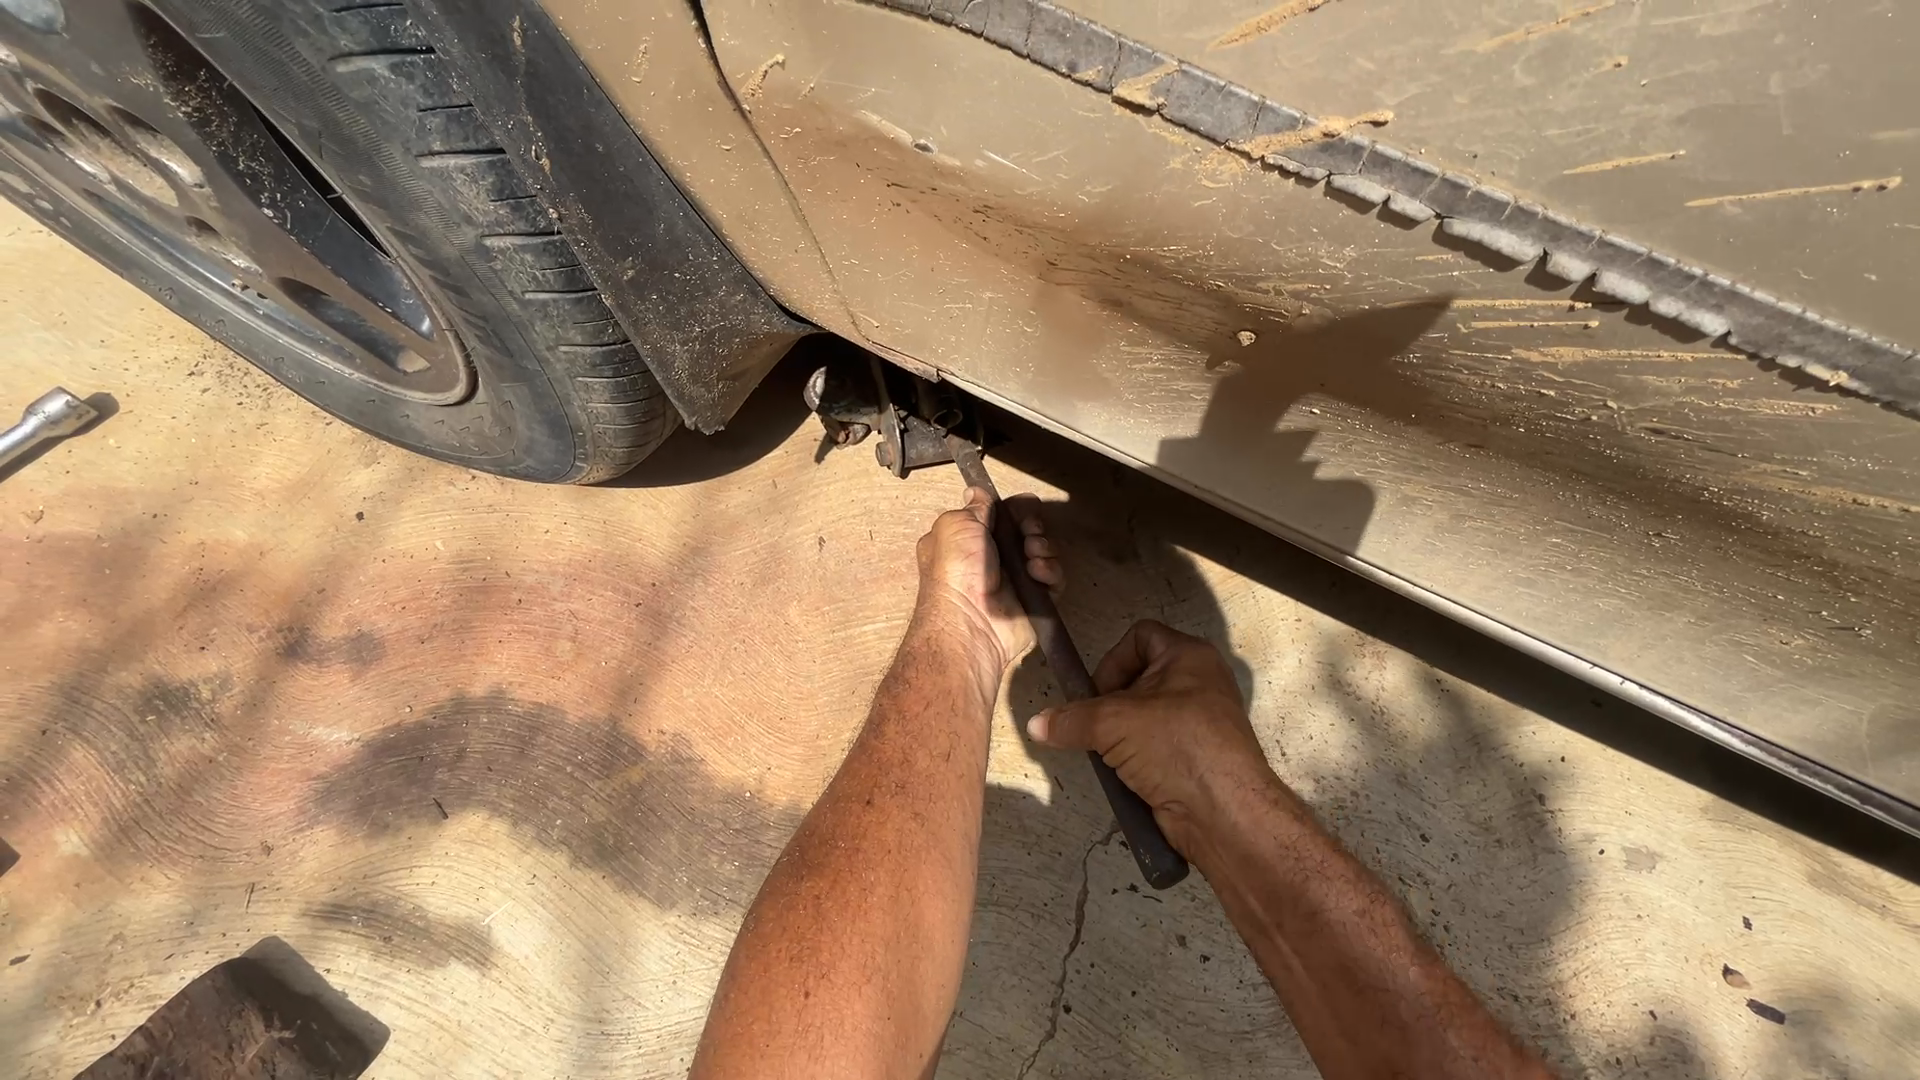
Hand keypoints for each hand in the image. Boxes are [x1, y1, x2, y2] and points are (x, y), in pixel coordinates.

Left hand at [914, 487, 1059, 676]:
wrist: (970, 622)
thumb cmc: (955, 573)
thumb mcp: (954, 525)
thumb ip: (974, 507)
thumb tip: (977, 492)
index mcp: (968, 539)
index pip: (1001, 515)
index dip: (1014, 509)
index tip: (1019, 508)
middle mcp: (991, 558)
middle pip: (1027, 529)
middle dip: (1033, 525)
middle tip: (1028, 532)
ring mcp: (1015, 579)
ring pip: (1044, 551)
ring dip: (1043, 547)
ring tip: (1032, 554)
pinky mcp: (1035, 598)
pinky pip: (1054, 577)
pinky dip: (1051, 571)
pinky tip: (1038, 574)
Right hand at [1025, 620, 1274, 855]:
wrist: (1224, 812)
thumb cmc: (1175, 745)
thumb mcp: (1114, 724)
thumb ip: (1071, 719)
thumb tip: (1035, 724)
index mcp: (1189, 656)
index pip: (1139, 636)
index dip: (1111, 660)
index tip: (1096, 694)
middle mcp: (1198, 682)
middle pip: (1138, 678)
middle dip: (1110, 703)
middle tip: (1096, 727)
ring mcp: (1200, 721)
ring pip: (1145, 715)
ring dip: (1120, 733)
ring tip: (1108, 753)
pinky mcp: (1196, 756)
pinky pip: (1155, 744)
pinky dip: (1136, 756)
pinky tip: (1125, 774)